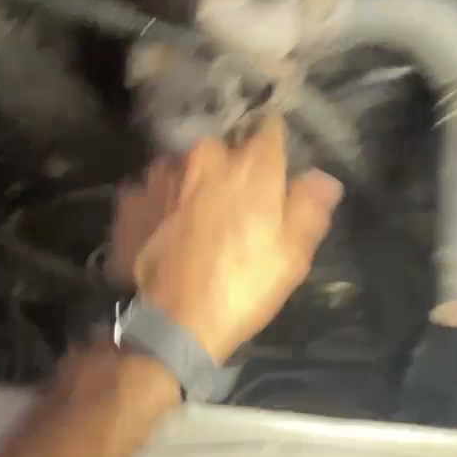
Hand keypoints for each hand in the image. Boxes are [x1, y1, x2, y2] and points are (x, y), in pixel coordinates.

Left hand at [109, 118, 341, 364]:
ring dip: (192, 184)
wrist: (174, 324)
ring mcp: (162, 179)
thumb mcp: (292, 256)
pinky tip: (165, 229)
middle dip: (230, 169)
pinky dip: (159, 204)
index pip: (270, 132)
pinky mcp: (133, 203)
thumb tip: (323, 178)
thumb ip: (309, 208)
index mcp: (250, 166)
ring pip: (184, 168)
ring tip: (197, 219)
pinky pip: (151, 191)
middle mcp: (203, 160)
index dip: (274, 151)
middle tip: (236, 206)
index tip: (275, 170)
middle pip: (223, 150)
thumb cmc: (242, 289)